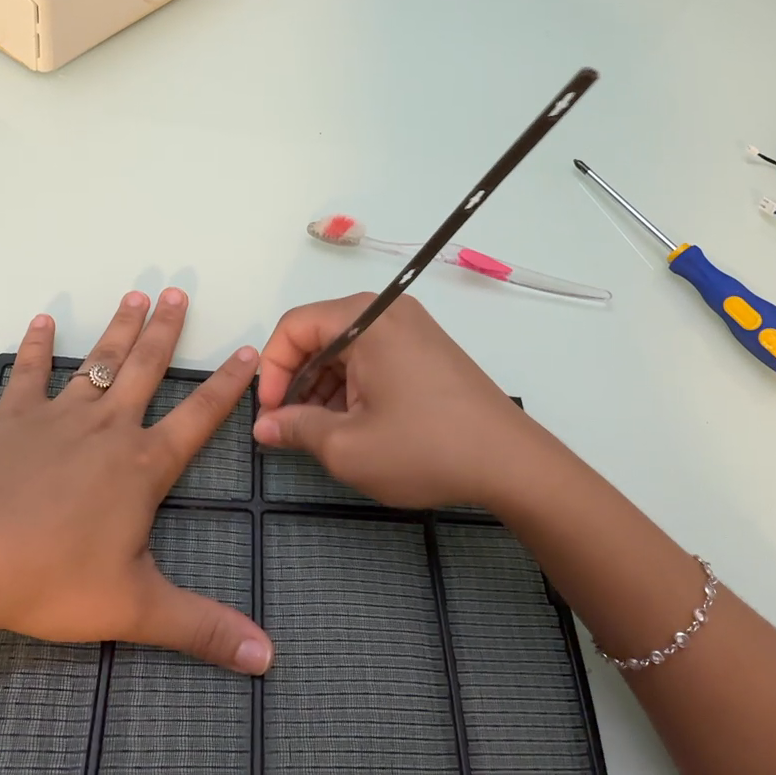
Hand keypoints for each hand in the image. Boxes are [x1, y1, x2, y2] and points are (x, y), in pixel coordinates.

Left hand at [0, 289, 271, 674]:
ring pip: (98, 362)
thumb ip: (202, 628)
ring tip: (136, 293)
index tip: (249, 350)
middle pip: (145, 368)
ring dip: (118, 327)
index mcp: (142, 465)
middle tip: (180, 292)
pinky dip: (33, 346)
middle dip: (166, 331)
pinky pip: (26, 374)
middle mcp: (108, 428)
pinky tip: (39, 320)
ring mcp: (58, 417)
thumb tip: (266, 656)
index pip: (200, 417)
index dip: (228, 385)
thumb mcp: (135, 608)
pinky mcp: (13, 418)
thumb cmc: (52, 576)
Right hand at [253, 293, 555, 509]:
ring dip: (325, 388)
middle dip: (298, 382)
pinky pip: (373, 357)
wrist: (511, 462)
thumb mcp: (347, 447)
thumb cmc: (425, 448)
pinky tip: (356, 426)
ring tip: (325, 434)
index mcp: (366, 319)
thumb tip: (264, 426)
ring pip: (346, 349)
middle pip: (320, 334)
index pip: (294, 326)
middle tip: (293, 429)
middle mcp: (388, 312)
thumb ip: (296, 429)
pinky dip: (354, 387)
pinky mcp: (426, 350)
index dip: (272, 370)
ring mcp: (412, 329)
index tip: (270, 415)